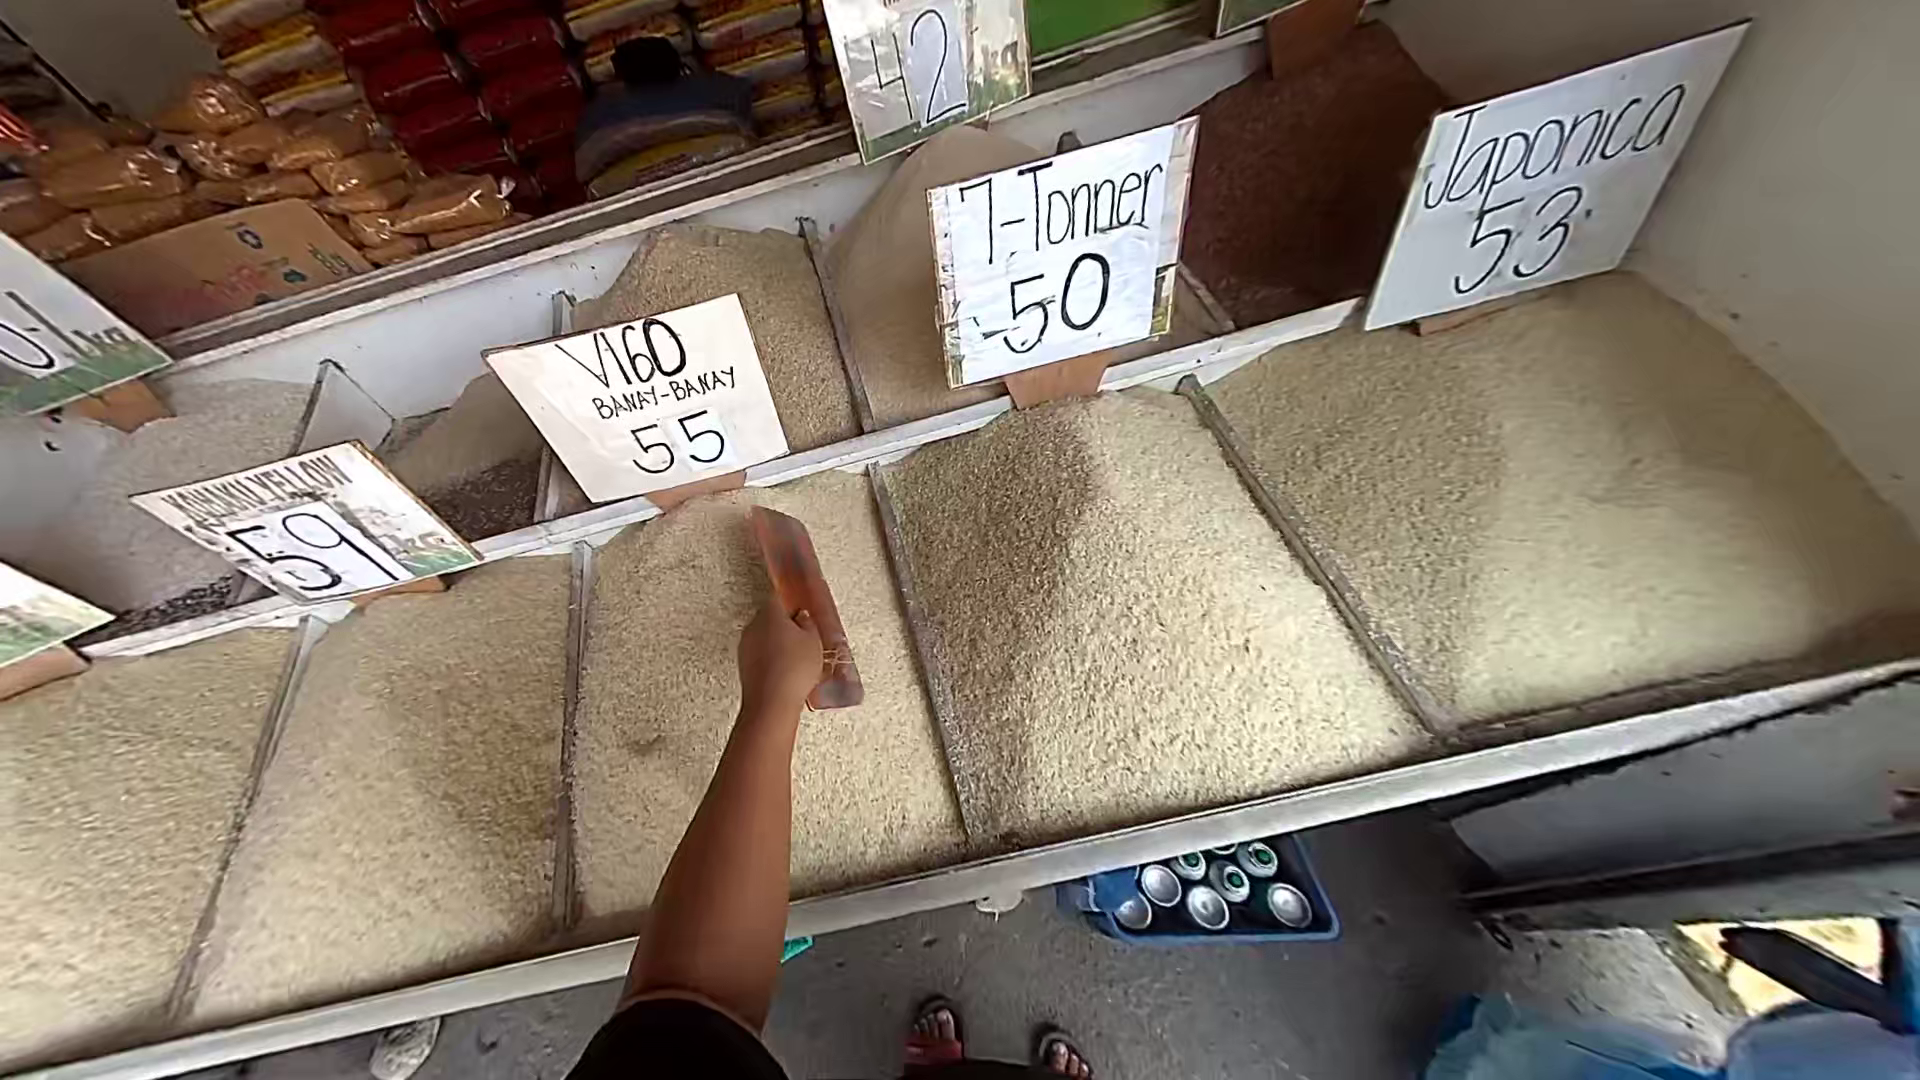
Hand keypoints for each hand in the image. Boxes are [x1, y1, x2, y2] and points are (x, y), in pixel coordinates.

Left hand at [737, 601, 822, 713]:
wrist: (772, 703)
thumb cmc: (793, 669)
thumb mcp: (814, 640)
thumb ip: (808, 623)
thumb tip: (803, 617)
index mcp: (769, 613)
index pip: (778, 597)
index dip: (791, 602)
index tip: (800, 607)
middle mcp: (753, 627)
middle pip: (769, 617)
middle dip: (785, 623)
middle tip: (804, 633)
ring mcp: (746, 647)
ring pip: (764, 636)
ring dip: (778, 642)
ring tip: (798, 655)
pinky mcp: (745, 666)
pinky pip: (760, 654)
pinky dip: (772, 658)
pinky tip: (786, 669)